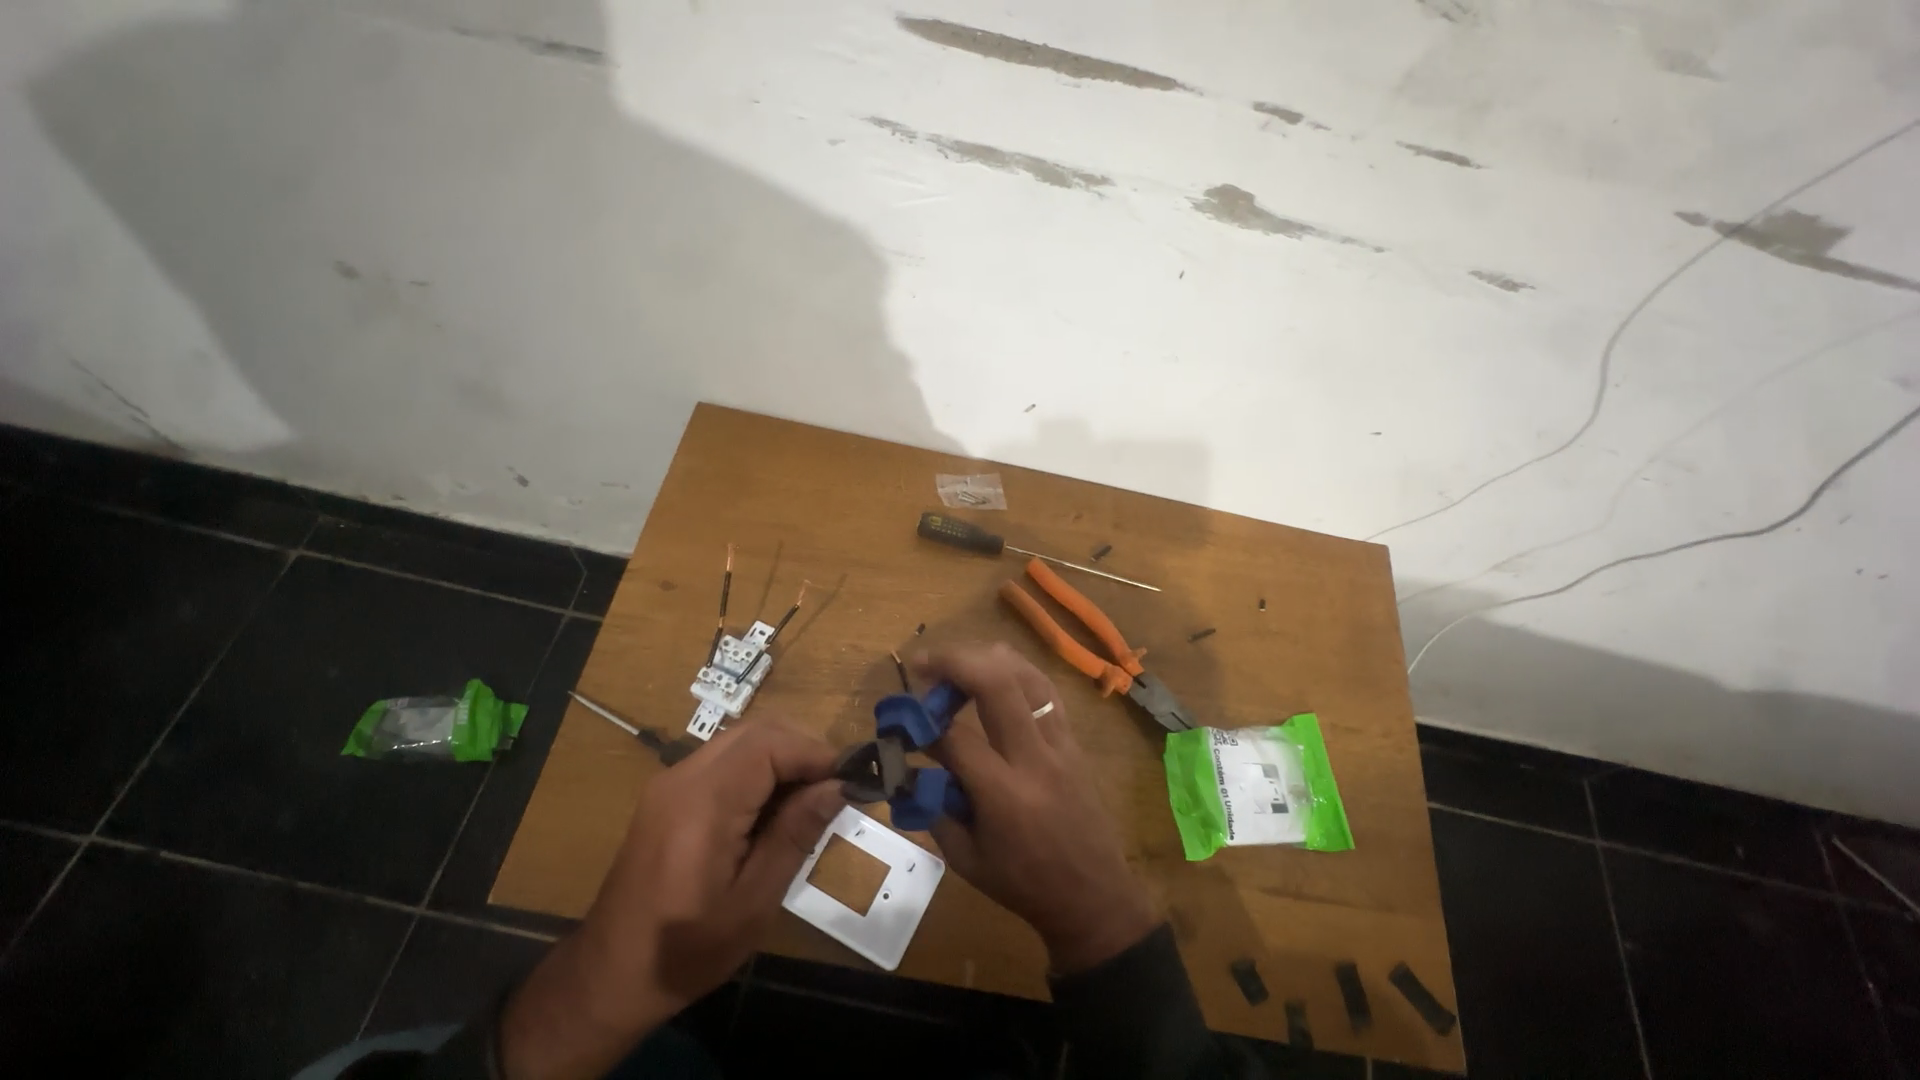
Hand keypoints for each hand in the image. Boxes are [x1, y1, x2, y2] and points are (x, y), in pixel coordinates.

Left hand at [499, 720, 844, 1079]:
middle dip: (802, 749)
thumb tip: (837, 787)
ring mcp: (670, 784)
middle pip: (755, 732)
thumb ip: (794, 835)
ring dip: (781, 757)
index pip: (770, 744)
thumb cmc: (688, 949)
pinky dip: (757, 770)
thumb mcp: (754, 901)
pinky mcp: (667, 797)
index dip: (815, 752)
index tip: (850, 781)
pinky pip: (722, 762)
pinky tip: (774, 809)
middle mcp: (683, 778)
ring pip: (739, 741)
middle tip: (836, 788)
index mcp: (704, 803)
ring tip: (812, 799)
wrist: (611, 975)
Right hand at [913, 643, 1157, 974]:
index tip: (903, 723)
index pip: (955, 738)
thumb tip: (912, 768)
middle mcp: (1034, 759)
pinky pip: (1046, 692)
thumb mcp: (966, 859)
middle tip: (924, 665)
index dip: (923, 724)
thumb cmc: (1024, 885)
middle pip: (996, 684)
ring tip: (957, 662)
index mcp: (1004, 795)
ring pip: (1027, 676)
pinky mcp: (1074, 742)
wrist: (1094, 896)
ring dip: (987, 659)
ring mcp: (1060, 745)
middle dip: (954, 663)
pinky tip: (996, 675)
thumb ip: (934, 809)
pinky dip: (1017, 674)